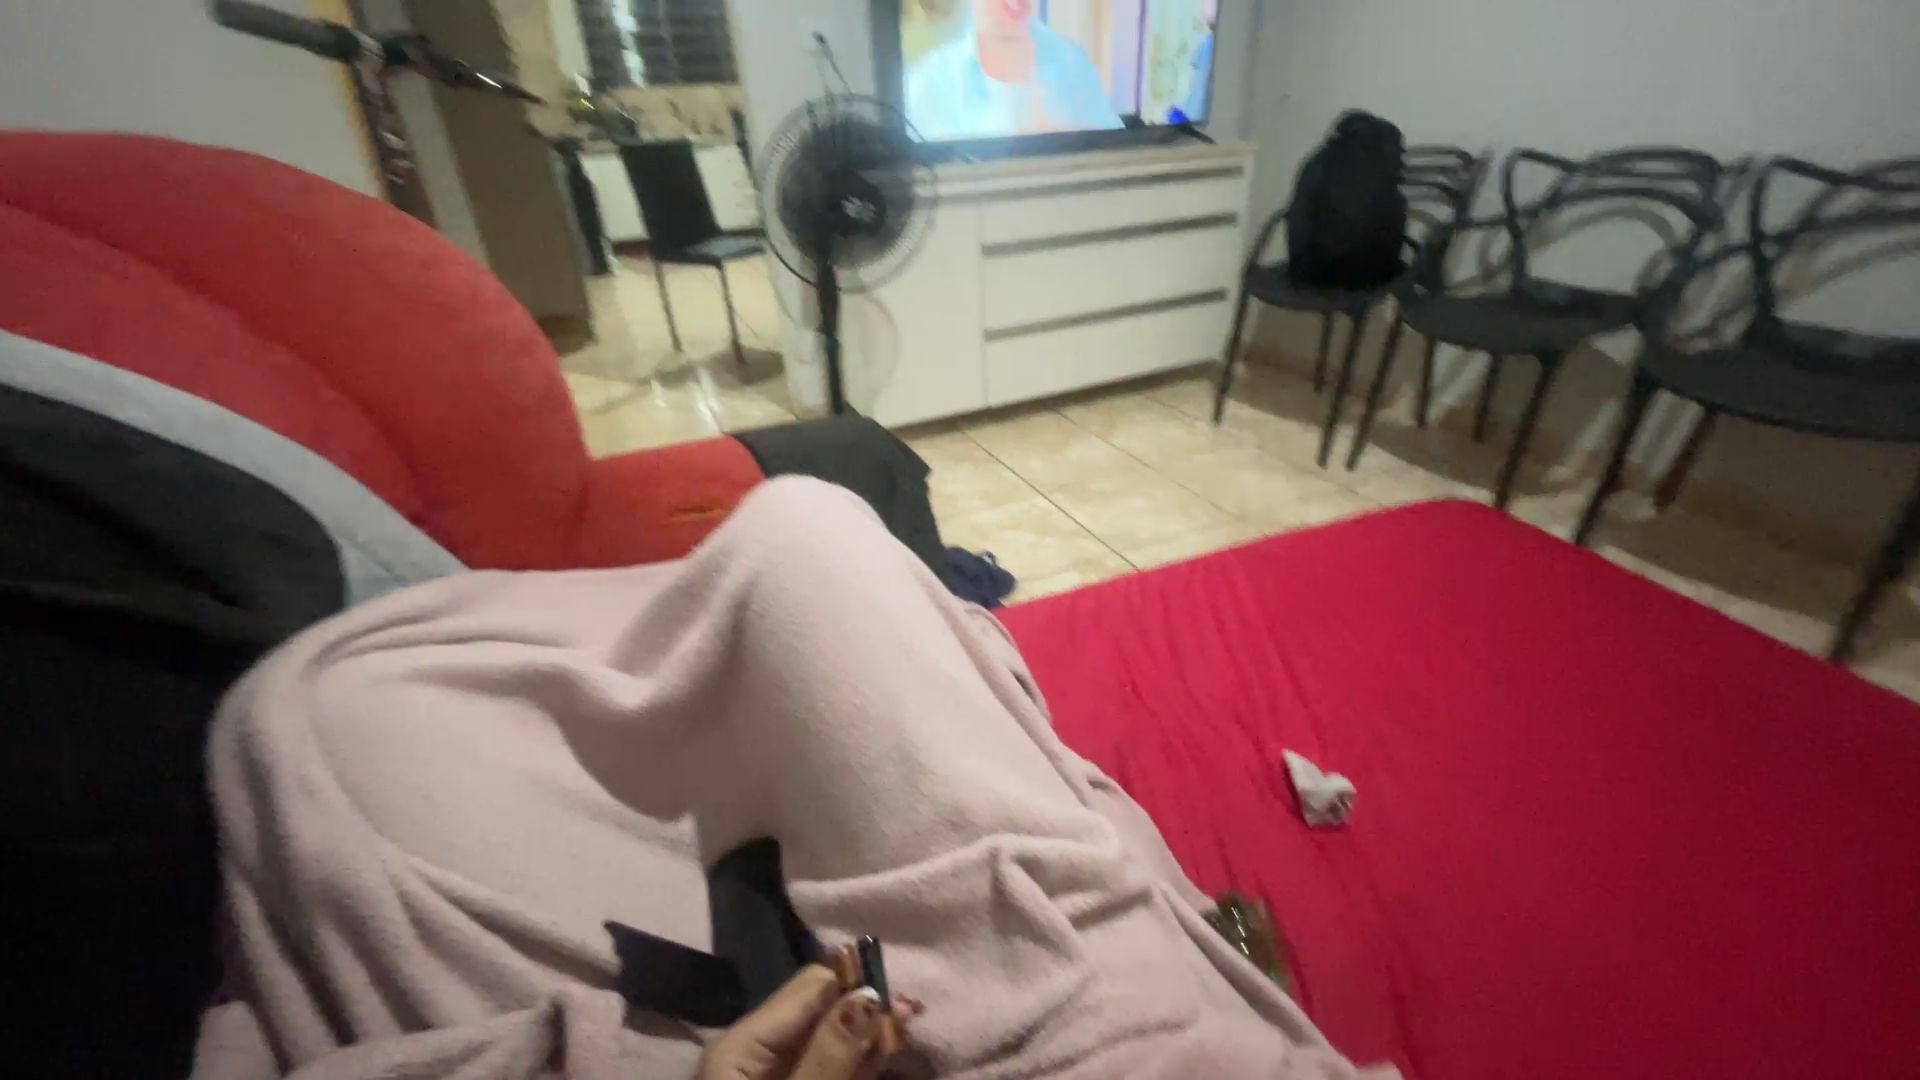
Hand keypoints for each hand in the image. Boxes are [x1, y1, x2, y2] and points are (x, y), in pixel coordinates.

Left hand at [699, 964, 918, 1079]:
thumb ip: (829, 1056)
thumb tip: (869, 992)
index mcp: (740, 1043)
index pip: (811, 987)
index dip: (858, 983)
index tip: (905, 994)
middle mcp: (754, 1047)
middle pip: (820, 1006)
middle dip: (865, 1004)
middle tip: (914, 1012)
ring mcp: (772, 1071)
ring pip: (829, 1034)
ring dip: (867, 1031)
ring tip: (909, 1024)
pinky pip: (828, 1062)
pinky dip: (857, 1059)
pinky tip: (885, 1050)